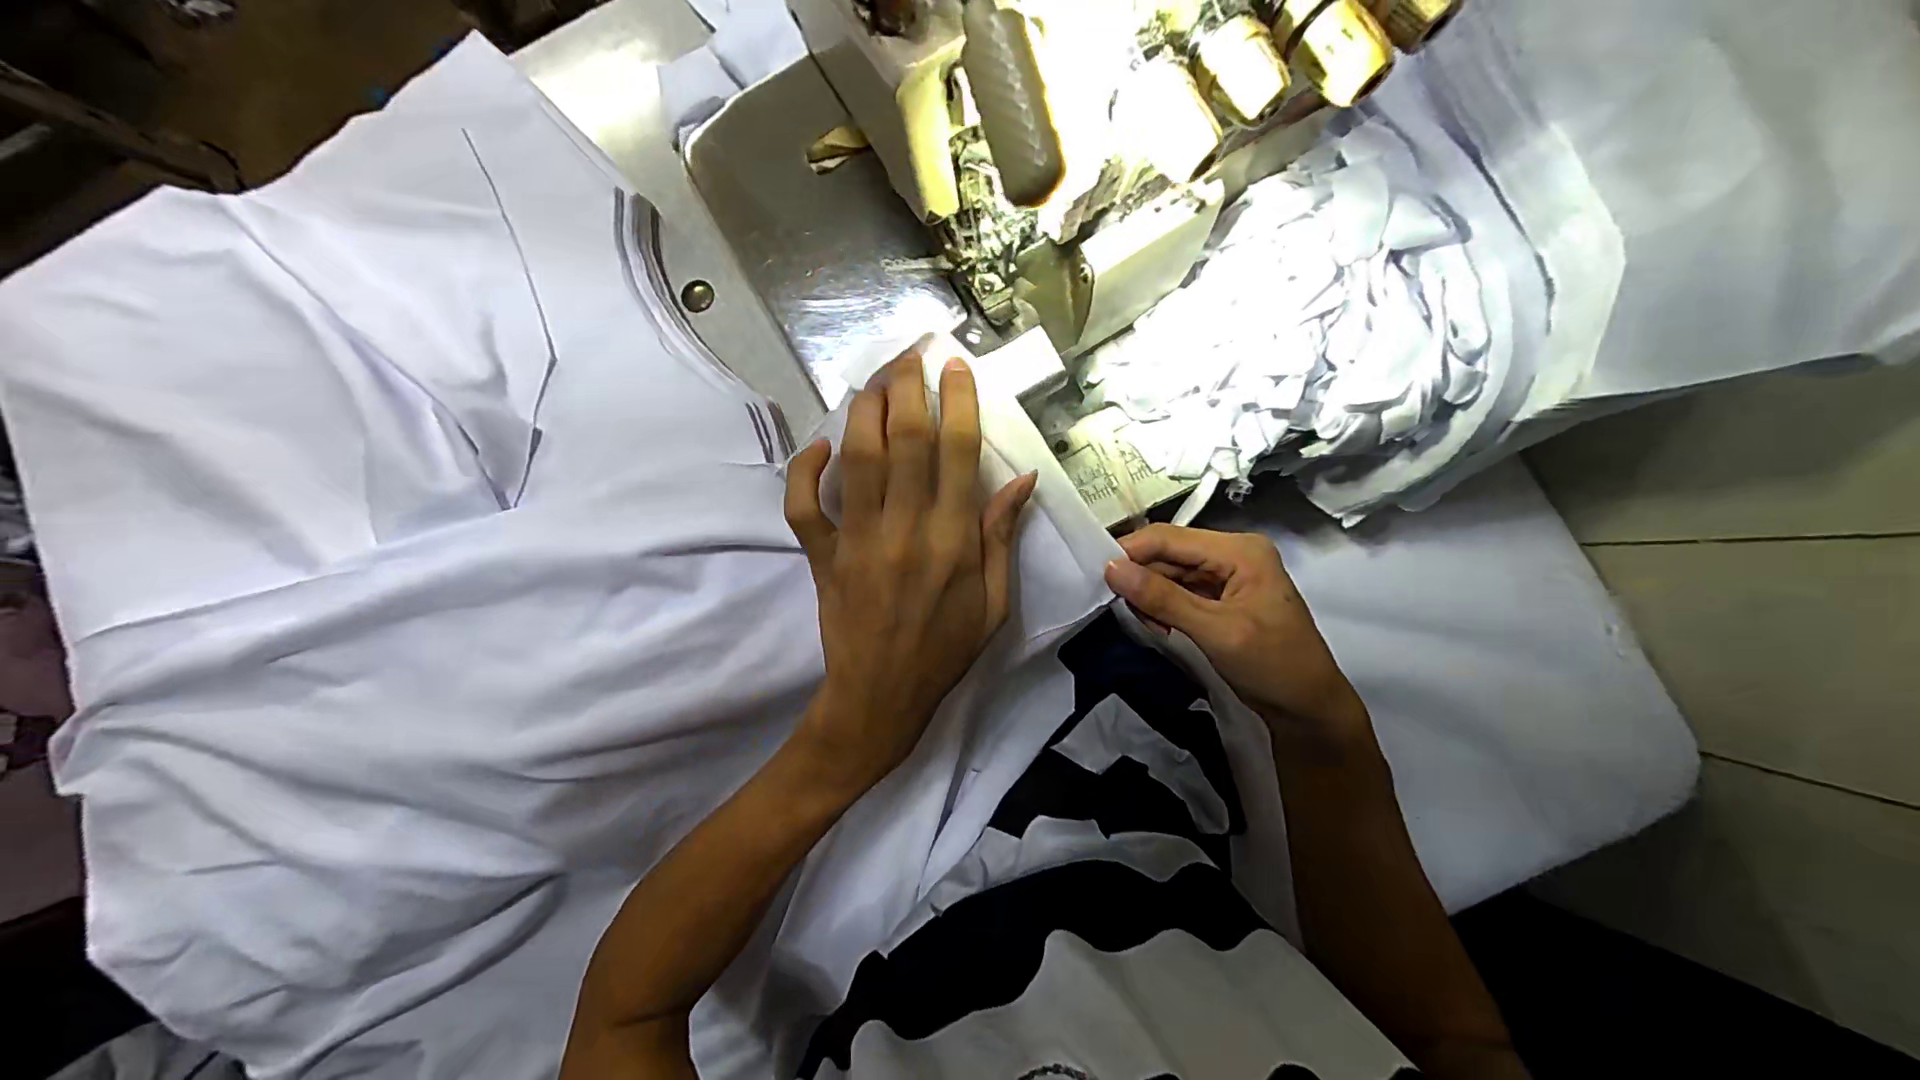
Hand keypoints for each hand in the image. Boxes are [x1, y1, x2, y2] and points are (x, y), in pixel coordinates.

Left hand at [785, 346, 1037, 786]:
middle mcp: (905, 531)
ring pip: (856, 458)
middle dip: (907, 386)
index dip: (958, 402)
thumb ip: (1002, 538)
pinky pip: (803, 505)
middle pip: (904, 441)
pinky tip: (820, 444)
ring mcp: (858, 542)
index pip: (958, 454)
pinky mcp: (822, 556)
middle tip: (910, 354)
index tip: (954, 366)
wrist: (880, 697)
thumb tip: (1023, 480)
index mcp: (954, 541)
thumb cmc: (945, 651)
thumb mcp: (994, 604)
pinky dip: (805, 470)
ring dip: (863, 409)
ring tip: (874, 381)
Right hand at [1104, 524, 1369, 746]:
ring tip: (1148, 623)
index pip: (1170, 538)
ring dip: (1151, 594)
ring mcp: (1228, 574)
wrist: (1309, 708)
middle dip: (1141, 577)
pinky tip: (1159, 624)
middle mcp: (1232, 553)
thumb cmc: (1273, 666)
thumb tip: (1111, 570)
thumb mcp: (1215, 631)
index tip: (1096, 574)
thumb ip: (1162, 598)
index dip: (1131, 551)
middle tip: (1120, 607)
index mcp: (1239, 550)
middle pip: (1169, 552)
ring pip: (1171, 571)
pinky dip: (1164, 605)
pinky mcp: (1221, 595)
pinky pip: (1180, 589)